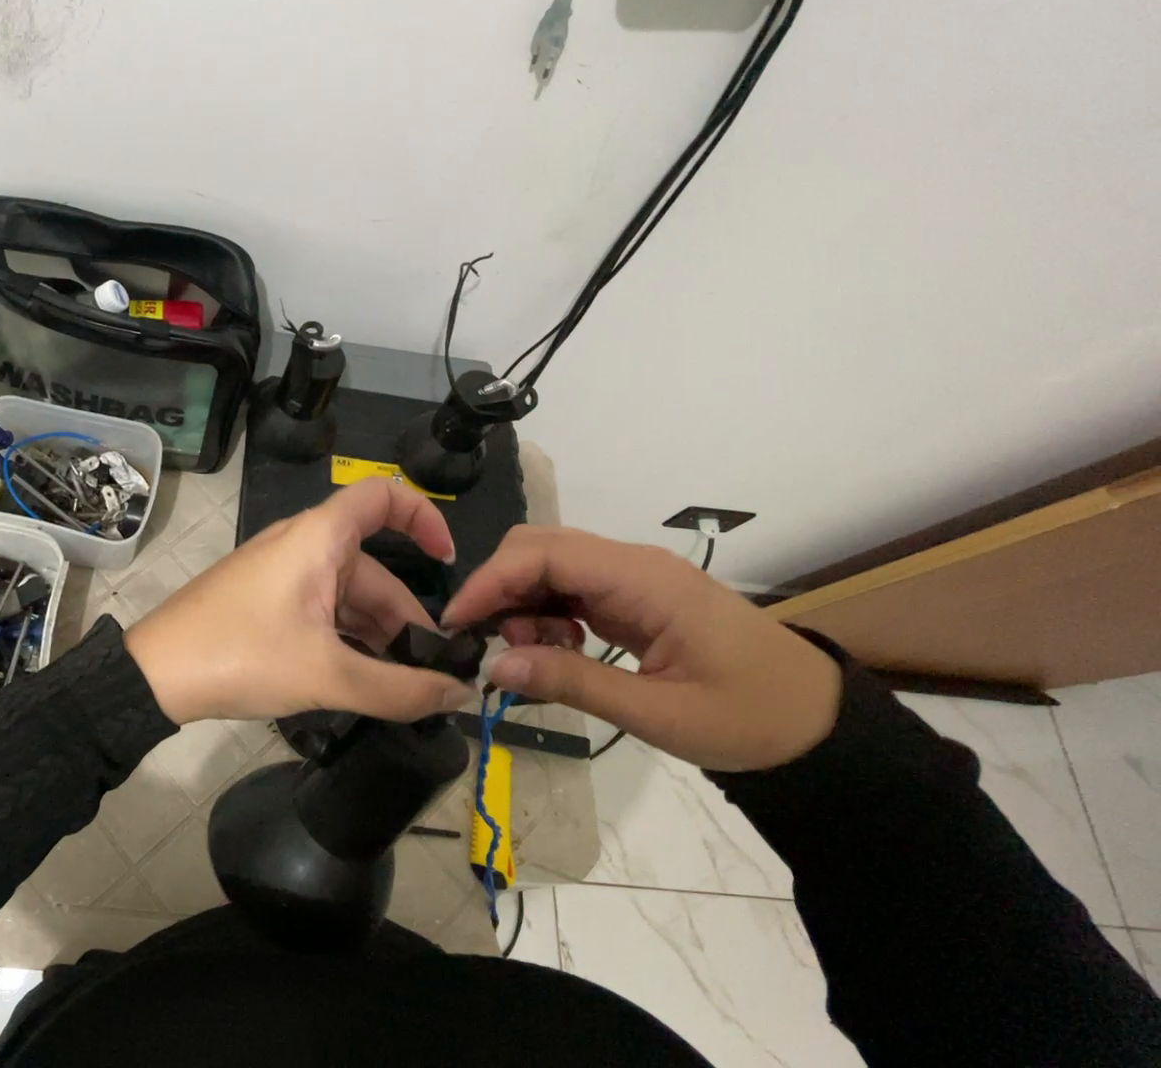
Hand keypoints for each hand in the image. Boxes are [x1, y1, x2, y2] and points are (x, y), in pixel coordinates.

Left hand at [125, 479, 478, 726]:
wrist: (154, 674)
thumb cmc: (242, 656)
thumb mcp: (327, 676)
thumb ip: (400, 689)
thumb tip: (461, 696)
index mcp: (319, 538)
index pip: (383, 496)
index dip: (424, 517)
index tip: (448, 563)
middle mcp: (302, 545)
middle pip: (374, 567)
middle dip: (406, 618)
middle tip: (433, 673)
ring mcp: (280, 573)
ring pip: (347, 596)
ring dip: (377, 635)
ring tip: (402, 687)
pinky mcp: (265, 599)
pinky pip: (321, 609)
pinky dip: (347, 638)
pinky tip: (361, 680)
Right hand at [439, 526, 842, 771]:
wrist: (816, 725)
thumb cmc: (748, 718)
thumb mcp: (658, 713)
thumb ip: (572, 683)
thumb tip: (493, 666)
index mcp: (643, 580)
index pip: (544, 554)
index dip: (491, 582)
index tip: (456, 624)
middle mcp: (632, 565)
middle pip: (539, 548)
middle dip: (500, 589)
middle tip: (488, 645)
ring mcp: (633, 580)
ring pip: (549, 567)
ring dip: (521, 605)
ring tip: (531, 658)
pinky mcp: (632, 599)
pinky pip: (568, 590)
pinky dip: (544, 616)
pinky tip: (554, 652)